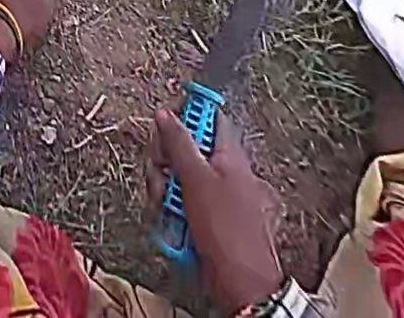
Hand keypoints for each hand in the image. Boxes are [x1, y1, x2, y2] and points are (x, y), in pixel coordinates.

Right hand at [144, 110, 283, 311]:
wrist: (242, 289)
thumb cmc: (227, 232)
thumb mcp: (196, 179)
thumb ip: (179, 143)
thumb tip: (165, 114)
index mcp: (231, 156)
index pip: (211, 116)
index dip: (189, 114)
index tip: (168, 123)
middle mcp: (227, 171)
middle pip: (187, 146)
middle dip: (166, 159)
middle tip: (161, 172)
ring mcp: (218, 195)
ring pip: (180, 174)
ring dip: (165, 186)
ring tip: (164, 204)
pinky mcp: (208, 216)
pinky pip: (183, 198)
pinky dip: (172, 206)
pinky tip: (170, 219)